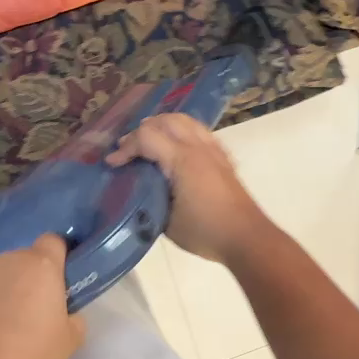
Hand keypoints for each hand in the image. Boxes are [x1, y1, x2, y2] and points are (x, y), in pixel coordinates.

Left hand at [0, 234, 85, 358]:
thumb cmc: (30, 350)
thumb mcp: (69, 341)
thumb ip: (74, 320)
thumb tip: (68, 315)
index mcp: (42, 265)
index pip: (53, 242)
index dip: (55, 257)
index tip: (55, 280)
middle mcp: (9, 258)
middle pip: (21, 260)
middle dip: (25, 278)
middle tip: (25, 311)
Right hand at [107, 113, 271, 264]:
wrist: (246, 238)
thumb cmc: (205, 232)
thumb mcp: (166, 221)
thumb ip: (150, 198)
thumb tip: (140, 189)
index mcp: (183, 160)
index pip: (147, 137)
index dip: (126, 148)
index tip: (112, 164)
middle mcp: (199, 147)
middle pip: (166, 121)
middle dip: (142, 130)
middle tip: (127, 148)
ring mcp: (214, 150)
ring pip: (185, 121)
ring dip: (163, 126)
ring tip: (148, 141)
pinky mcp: (223, 158)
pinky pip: (199, 131)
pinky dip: (181, 131)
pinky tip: (174, 147)